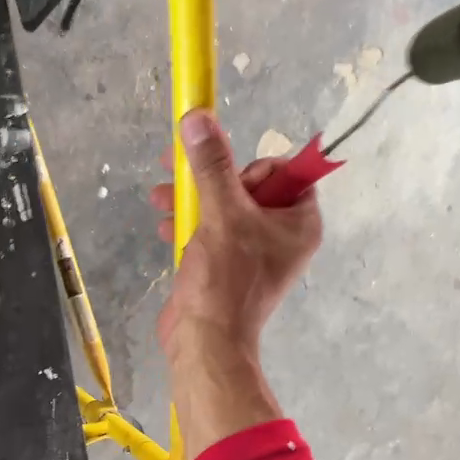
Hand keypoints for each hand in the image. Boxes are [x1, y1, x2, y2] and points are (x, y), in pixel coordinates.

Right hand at [150, 109, 323, 361]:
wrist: (205, 342)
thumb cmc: (225, 280)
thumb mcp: (221, 215)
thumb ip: (210, 166)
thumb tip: (197, 116)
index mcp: (299, 222)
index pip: (285, 172)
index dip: (251, 166)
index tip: (224, 175)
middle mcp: (281, 235)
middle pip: (249, 187)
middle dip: (210, 179)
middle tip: (180, 173)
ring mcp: (252, 254)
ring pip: (224, 209)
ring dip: (192, 199)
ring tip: (160, 197)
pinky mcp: (225, 268)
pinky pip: (210, 233)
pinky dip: (189, 224)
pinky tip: (165, 225)